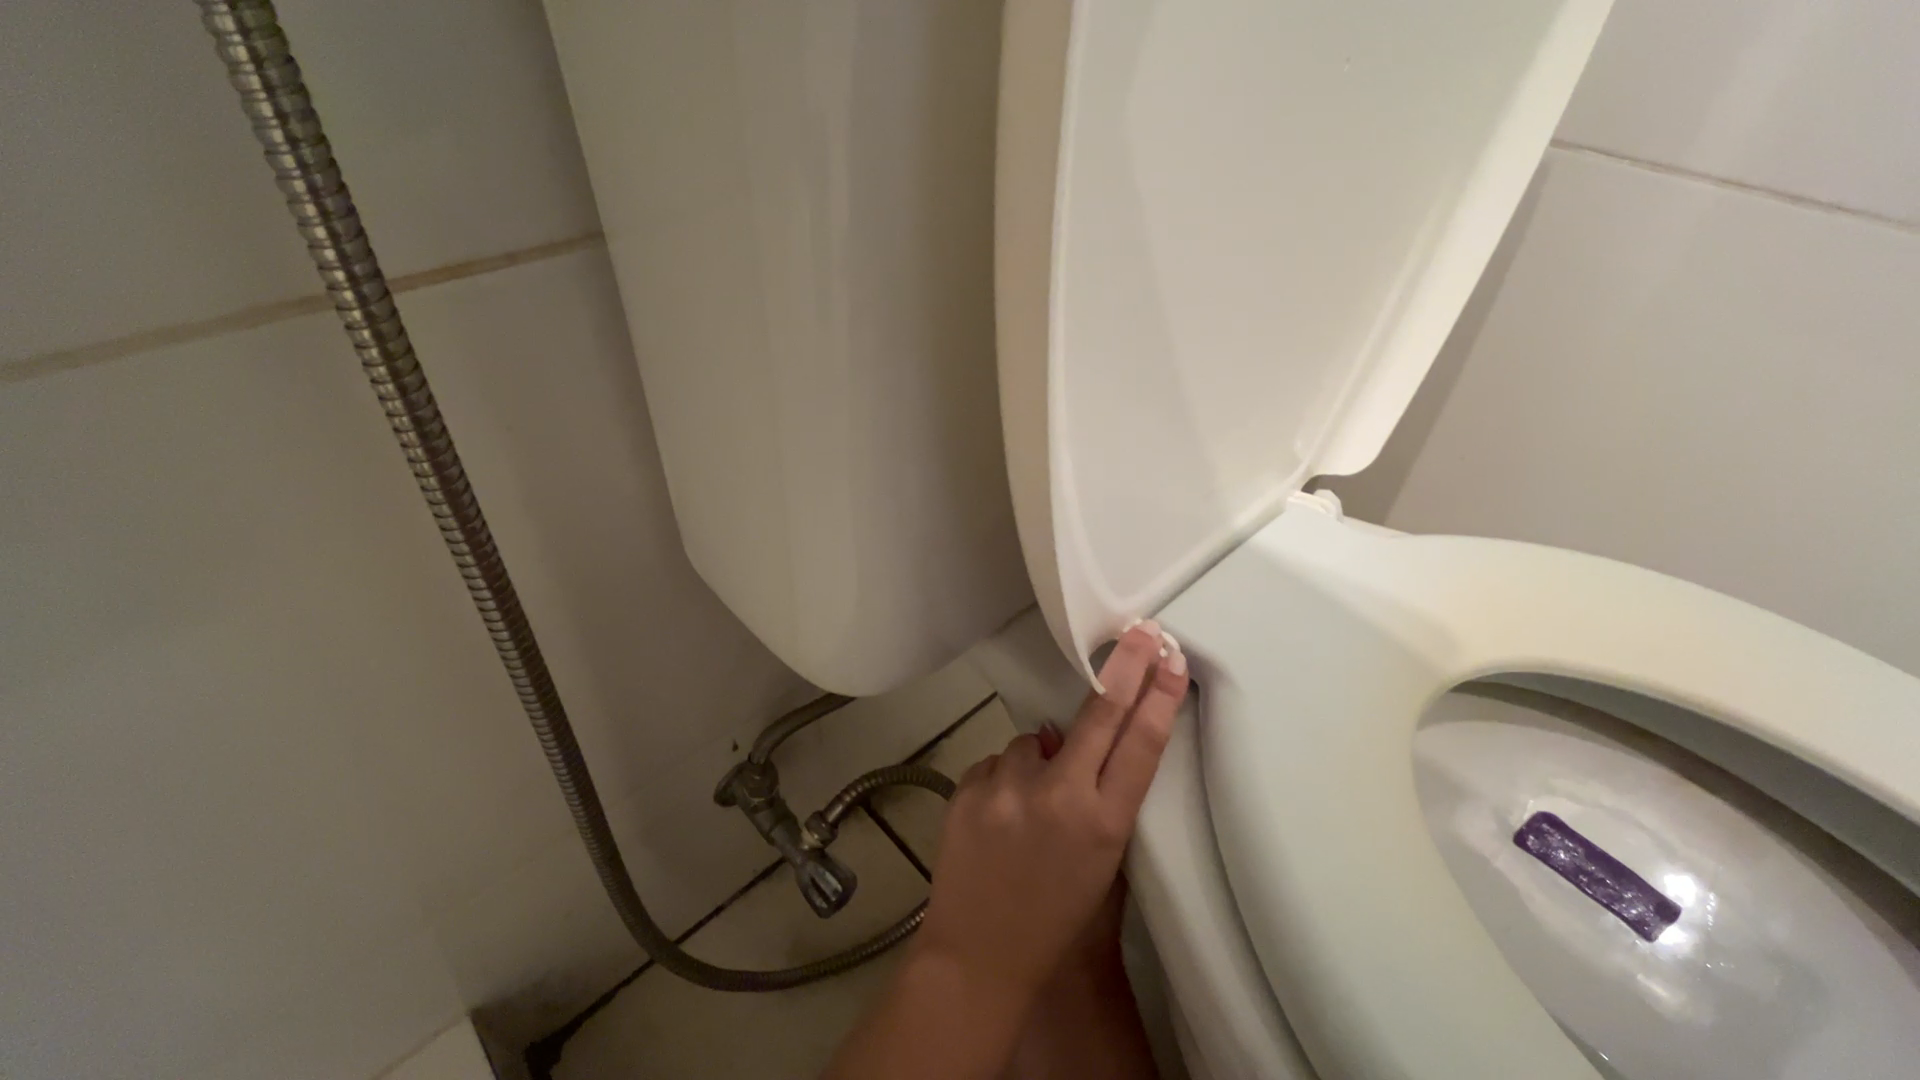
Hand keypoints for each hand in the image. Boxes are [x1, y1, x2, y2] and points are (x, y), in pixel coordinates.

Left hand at [914, 622, 1189, 1001]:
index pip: (1141, 745)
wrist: (977, 959)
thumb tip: (1082, 748)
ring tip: (1030, 809)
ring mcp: (1008, 789)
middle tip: (1142, 632)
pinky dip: (1005, 780)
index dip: (1159, 697)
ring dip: (1041, 760)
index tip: (1171, 659)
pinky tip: (1000, 819)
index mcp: (1103, 824)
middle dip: (1125, 668)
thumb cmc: (1053, 924)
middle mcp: (1058, 796)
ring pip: (1036, 742)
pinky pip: (998, 764)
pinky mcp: (968, 788)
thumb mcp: (1100, 867)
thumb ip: (1099, 803)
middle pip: (1100, 715)